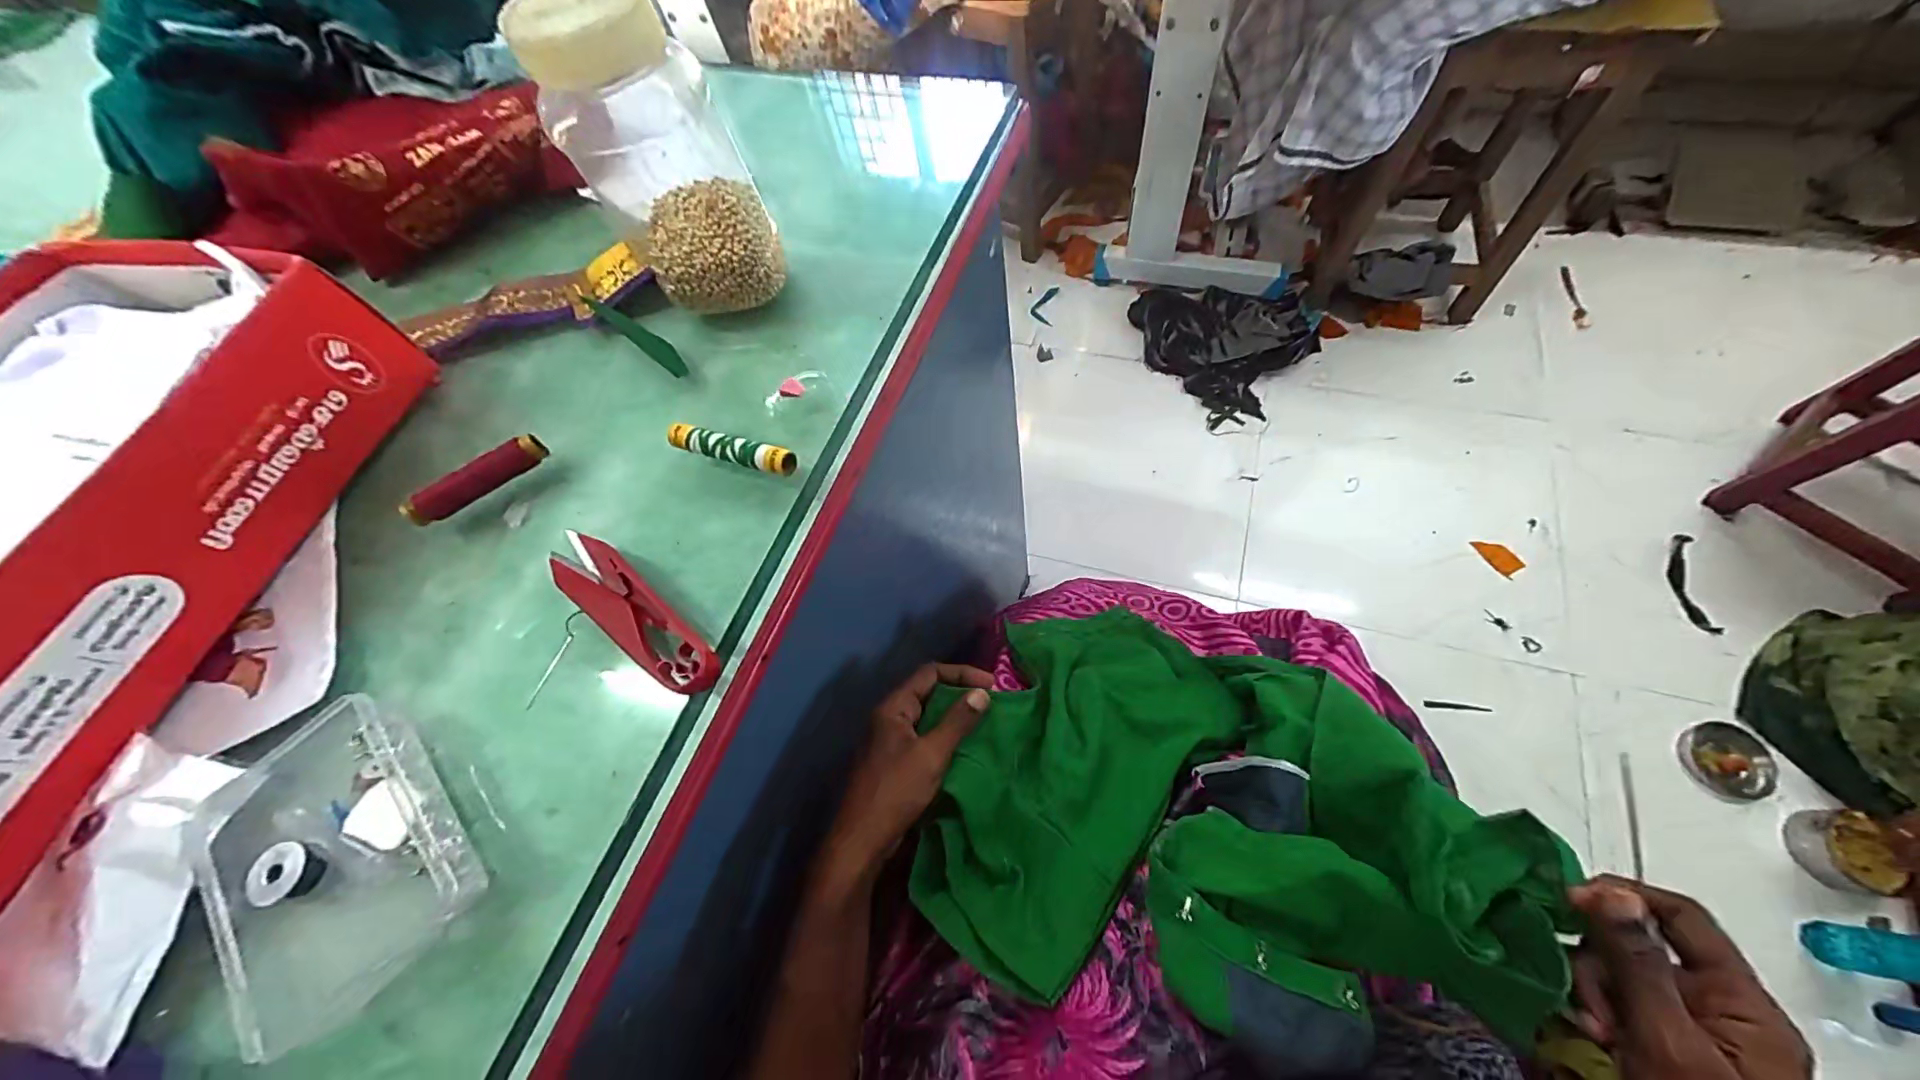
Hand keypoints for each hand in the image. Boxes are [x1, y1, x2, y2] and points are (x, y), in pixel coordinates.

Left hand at [817, 663, 993, 892]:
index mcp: (893, 708)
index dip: (961, 673)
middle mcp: (889, 718)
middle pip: (928, 692)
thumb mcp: (932, 754)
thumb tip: (982, 692)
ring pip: (927, 716)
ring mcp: (890, 740)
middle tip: (991, 702)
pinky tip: (965, 748)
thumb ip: (957, 722)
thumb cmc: (896, 790)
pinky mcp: (895, 761)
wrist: (863, 838)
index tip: (991, 685)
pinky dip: (945, 736)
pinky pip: (924, 737)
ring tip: (984, 722)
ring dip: (954, 716)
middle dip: (960, 693)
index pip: (929, 673)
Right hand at [1567, 876, 1810, 1079]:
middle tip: (1587, 1003)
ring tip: (1589, 1031)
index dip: (1623, 896)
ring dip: (1586, 992)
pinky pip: (1605, 1005)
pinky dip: (1585, 1011)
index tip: (1567, 899)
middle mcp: (1709, 1007)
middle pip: (1632, 947)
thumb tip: (1608, 892)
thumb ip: (1637, 964)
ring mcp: (1678, 1029)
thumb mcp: (1669, 1041)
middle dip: (1594, 965)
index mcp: (1737, 1002)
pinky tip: (1582, 1033)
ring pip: (1610, 975)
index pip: (1679, 916)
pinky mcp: (1649, 1046)